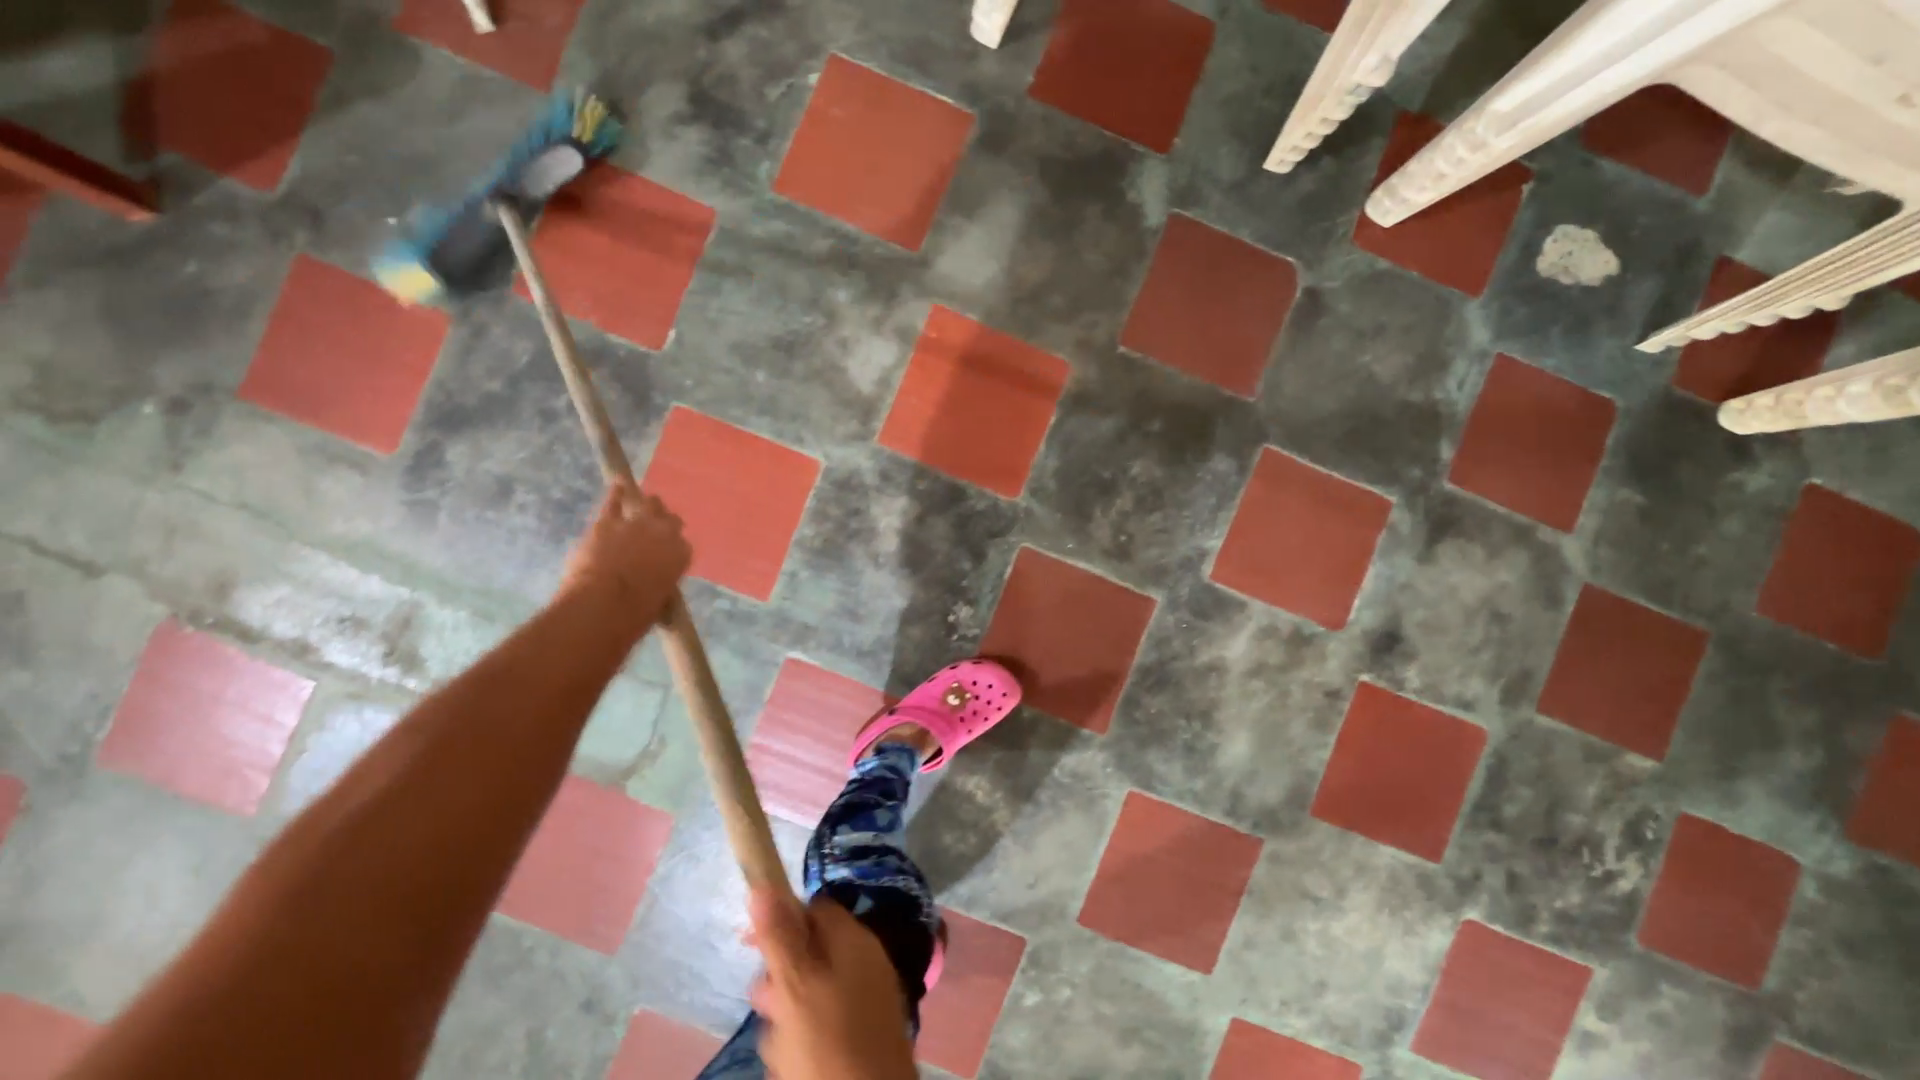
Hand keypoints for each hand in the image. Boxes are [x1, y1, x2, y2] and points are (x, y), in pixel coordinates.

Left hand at [559, 482, 690, 619]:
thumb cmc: (635, 614)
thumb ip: (660, 585)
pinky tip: (617, 484)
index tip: (666, 556)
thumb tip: (653, 585)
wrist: (603, 605)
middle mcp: (664, 533)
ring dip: (647, 505)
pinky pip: (614, 502)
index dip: (673, 550)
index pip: (683, 546)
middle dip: (664, 523)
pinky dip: (616, 493)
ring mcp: (636, 524)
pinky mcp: (607, 522)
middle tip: (656, 530)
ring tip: (645, 502)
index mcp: (681, 555)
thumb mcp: (659, 602)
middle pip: (670, 520)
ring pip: (648, 505)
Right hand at [749, 891, 916, 1079]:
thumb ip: (779, 936)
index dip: (780, 920)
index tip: (750, 945)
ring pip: (808, 996)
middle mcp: (864, 962)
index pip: (813, 909)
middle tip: (768, 1006)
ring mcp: (866, 998)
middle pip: (807, 955)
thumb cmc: (831, 1042)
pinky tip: (796, 1065)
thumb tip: (763, 884)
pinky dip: (803, 1041)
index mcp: (853, 940)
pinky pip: (821, 1025)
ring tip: (785, 1050)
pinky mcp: (863, 1033)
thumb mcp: (796, 985)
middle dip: (779, 983)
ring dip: (786, 1021)